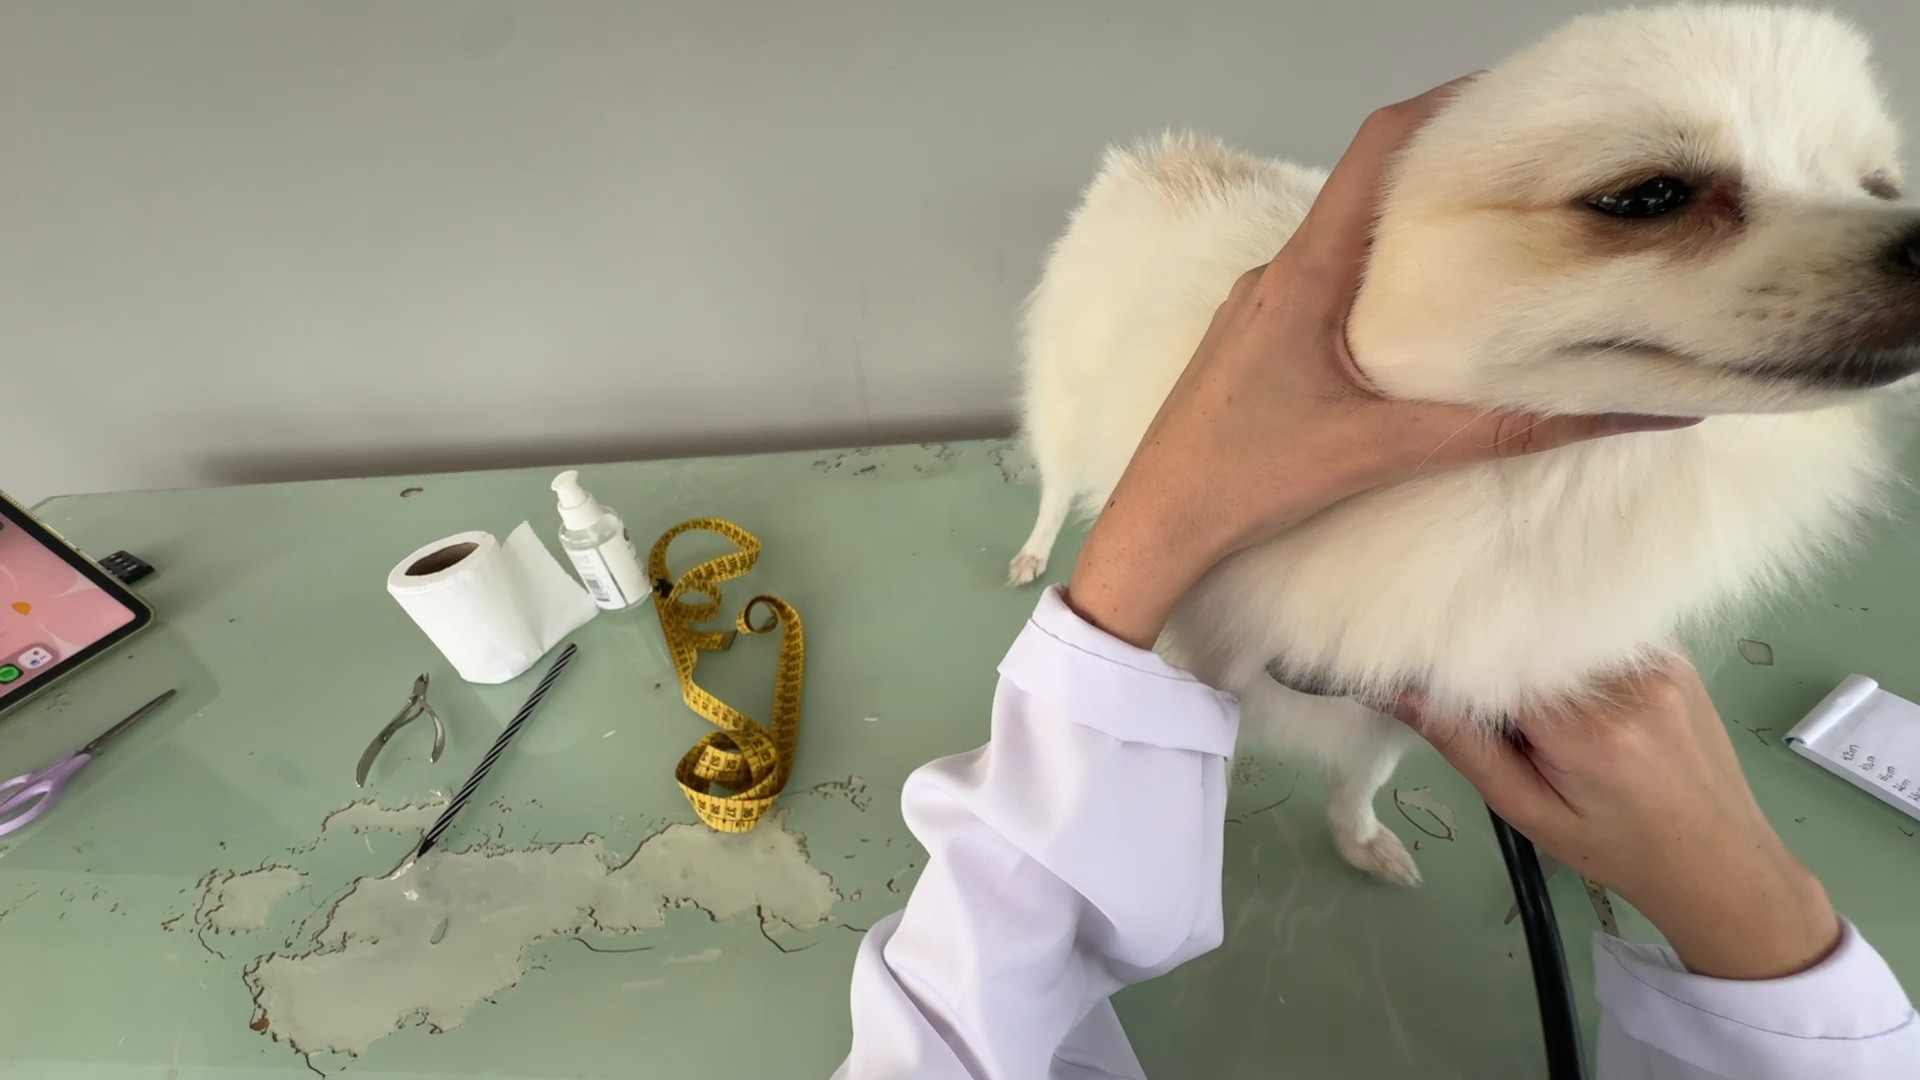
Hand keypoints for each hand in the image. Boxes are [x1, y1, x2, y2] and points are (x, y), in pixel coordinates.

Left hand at [1063, 77, 1697, 647]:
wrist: (1156, 523)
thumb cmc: (1242, 482)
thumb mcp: (1382, 450)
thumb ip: (1506, 426)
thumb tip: (1640, 403)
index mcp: (1301, 277)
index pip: (1379, 148)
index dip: (1458, 105)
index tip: (1538, 103)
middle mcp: (1272, 278)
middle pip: (1370, 190)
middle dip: (1455, 176)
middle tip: (1547, 185)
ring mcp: (1252, 310)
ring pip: (1342, 245)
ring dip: (1412, 239)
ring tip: (1494, 252)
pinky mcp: (1245, 343)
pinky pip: (1316, 289)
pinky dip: (1370, 287)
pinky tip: (1409, 325)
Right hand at [1399, 656, 1841, 979]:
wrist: (1725, 866)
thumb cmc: (1613, 846)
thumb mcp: (1521, 806)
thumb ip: (1458, 742)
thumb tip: (1390, 689)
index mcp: (1587, 731)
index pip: (1490, 664)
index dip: (1447, 661)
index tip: (1412, 667)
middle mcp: (1628, 683)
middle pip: (1523, 638)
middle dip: (1481, 649)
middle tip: (1455, 677)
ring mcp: (1658, 663)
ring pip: (1557, 625)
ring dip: (1522, 641)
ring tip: (1509, 677)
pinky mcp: (1673, 655)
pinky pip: (1593, 626)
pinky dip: (1560, 636)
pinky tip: (1550, 662)